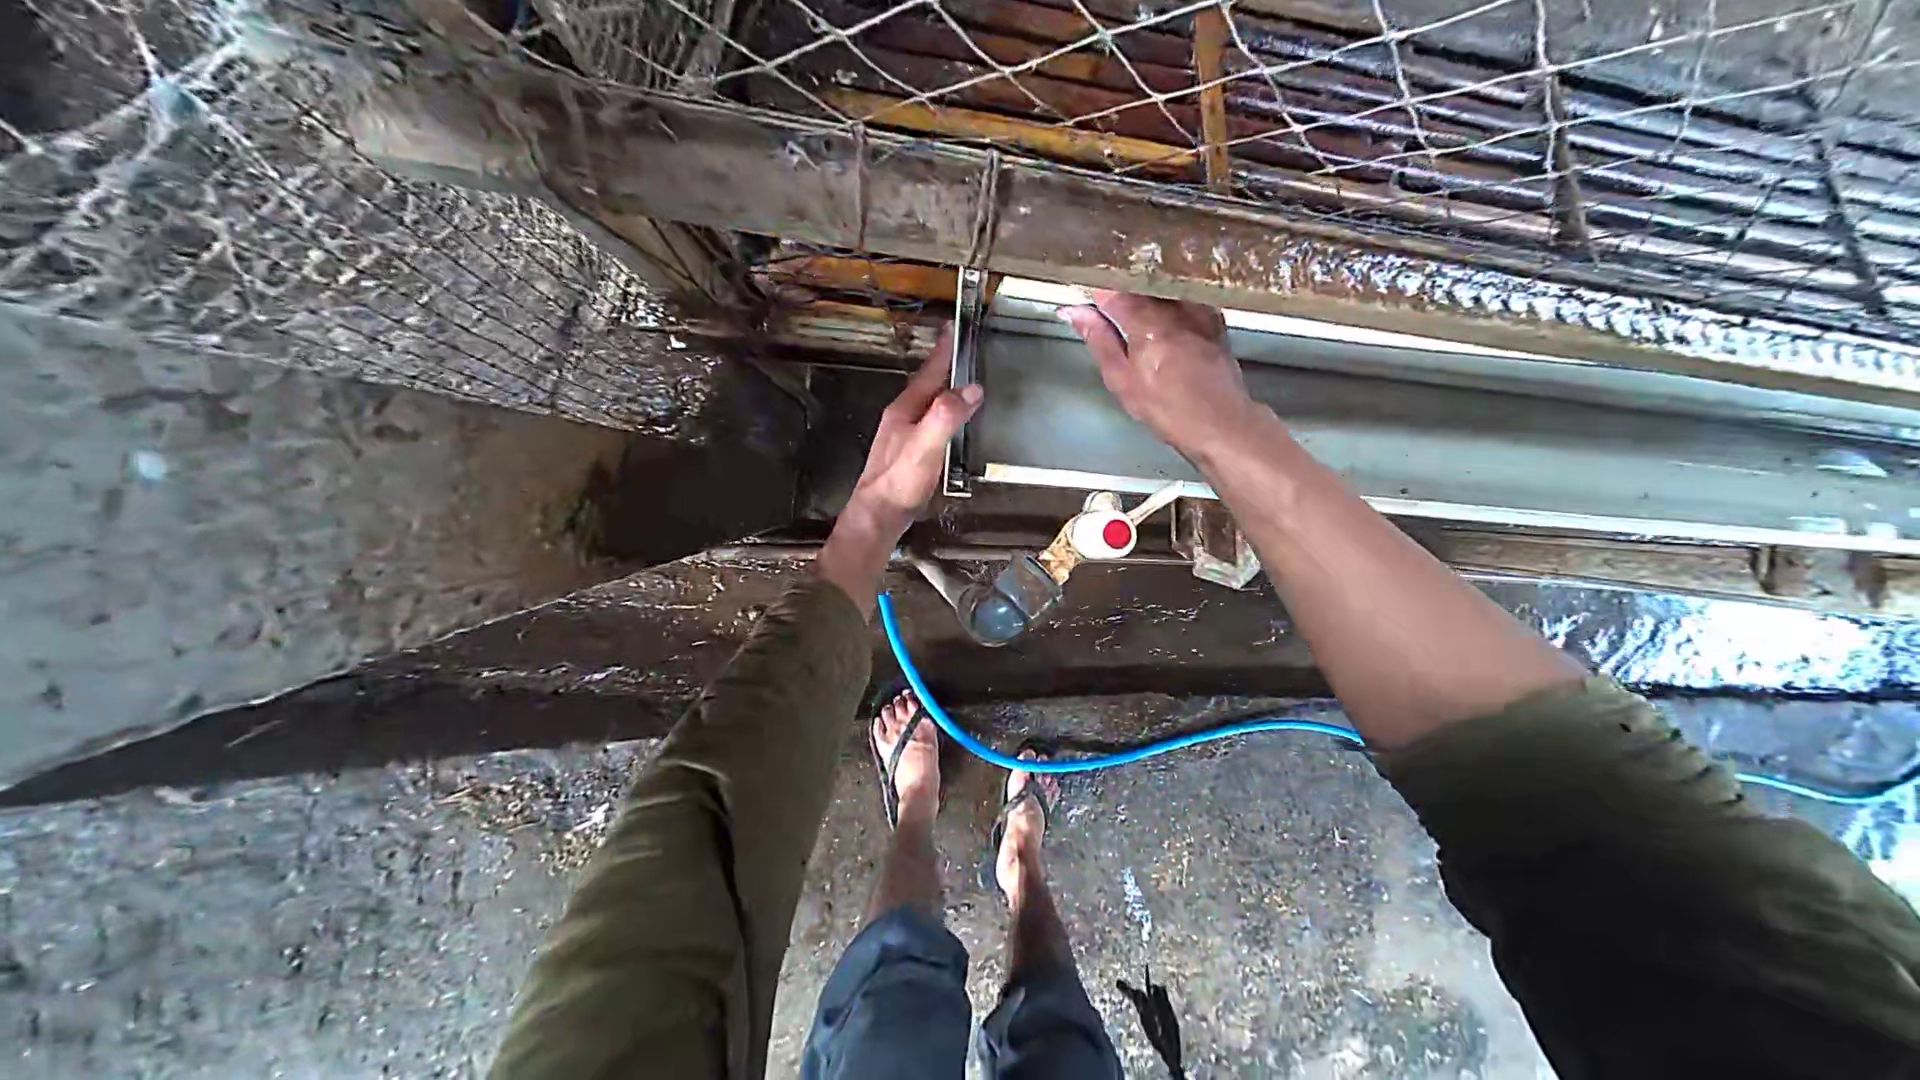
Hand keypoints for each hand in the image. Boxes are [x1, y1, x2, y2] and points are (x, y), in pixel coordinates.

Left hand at [817, 324, 982, 614]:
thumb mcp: (925, 446)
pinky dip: (945, 417)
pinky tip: (953, 426)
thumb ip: (946, 416)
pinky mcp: (908, 455)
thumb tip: (972, 389)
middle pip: (928, 386)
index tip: (953, 327)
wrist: (877, 516)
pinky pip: (930, 425)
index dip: (943, 350)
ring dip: (946, 392)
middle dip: (946, 367)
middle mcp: (901, 418)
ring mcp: (902, 436)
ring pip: (928, 405)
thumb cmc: (899, 482)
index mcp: (905, 409)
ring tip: (963, 383)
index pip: (929, 372)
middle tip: (964, 351)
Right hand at [1057, 290, 1262, 457]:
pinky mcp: (1213, 314)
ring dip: (1142, 294)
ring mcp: (1198, 308)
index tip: (1082, 297)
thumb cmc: (1169, 410)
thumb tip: (1075, 312)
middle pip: (1138, 281)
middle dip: (1118, 291)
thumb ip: (1099, 341)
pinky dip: (1166, 301)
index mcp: (1148, 325)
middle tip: (1104, 311)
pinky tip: (1161, 323)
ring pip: (1161, 285)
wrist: (1221, 422)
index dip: (1094, 290)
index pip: (1112, 289)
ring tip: (1132, 317)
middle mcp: (1176, 309)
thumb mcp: (1122, 381)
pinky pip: (1182, 294)